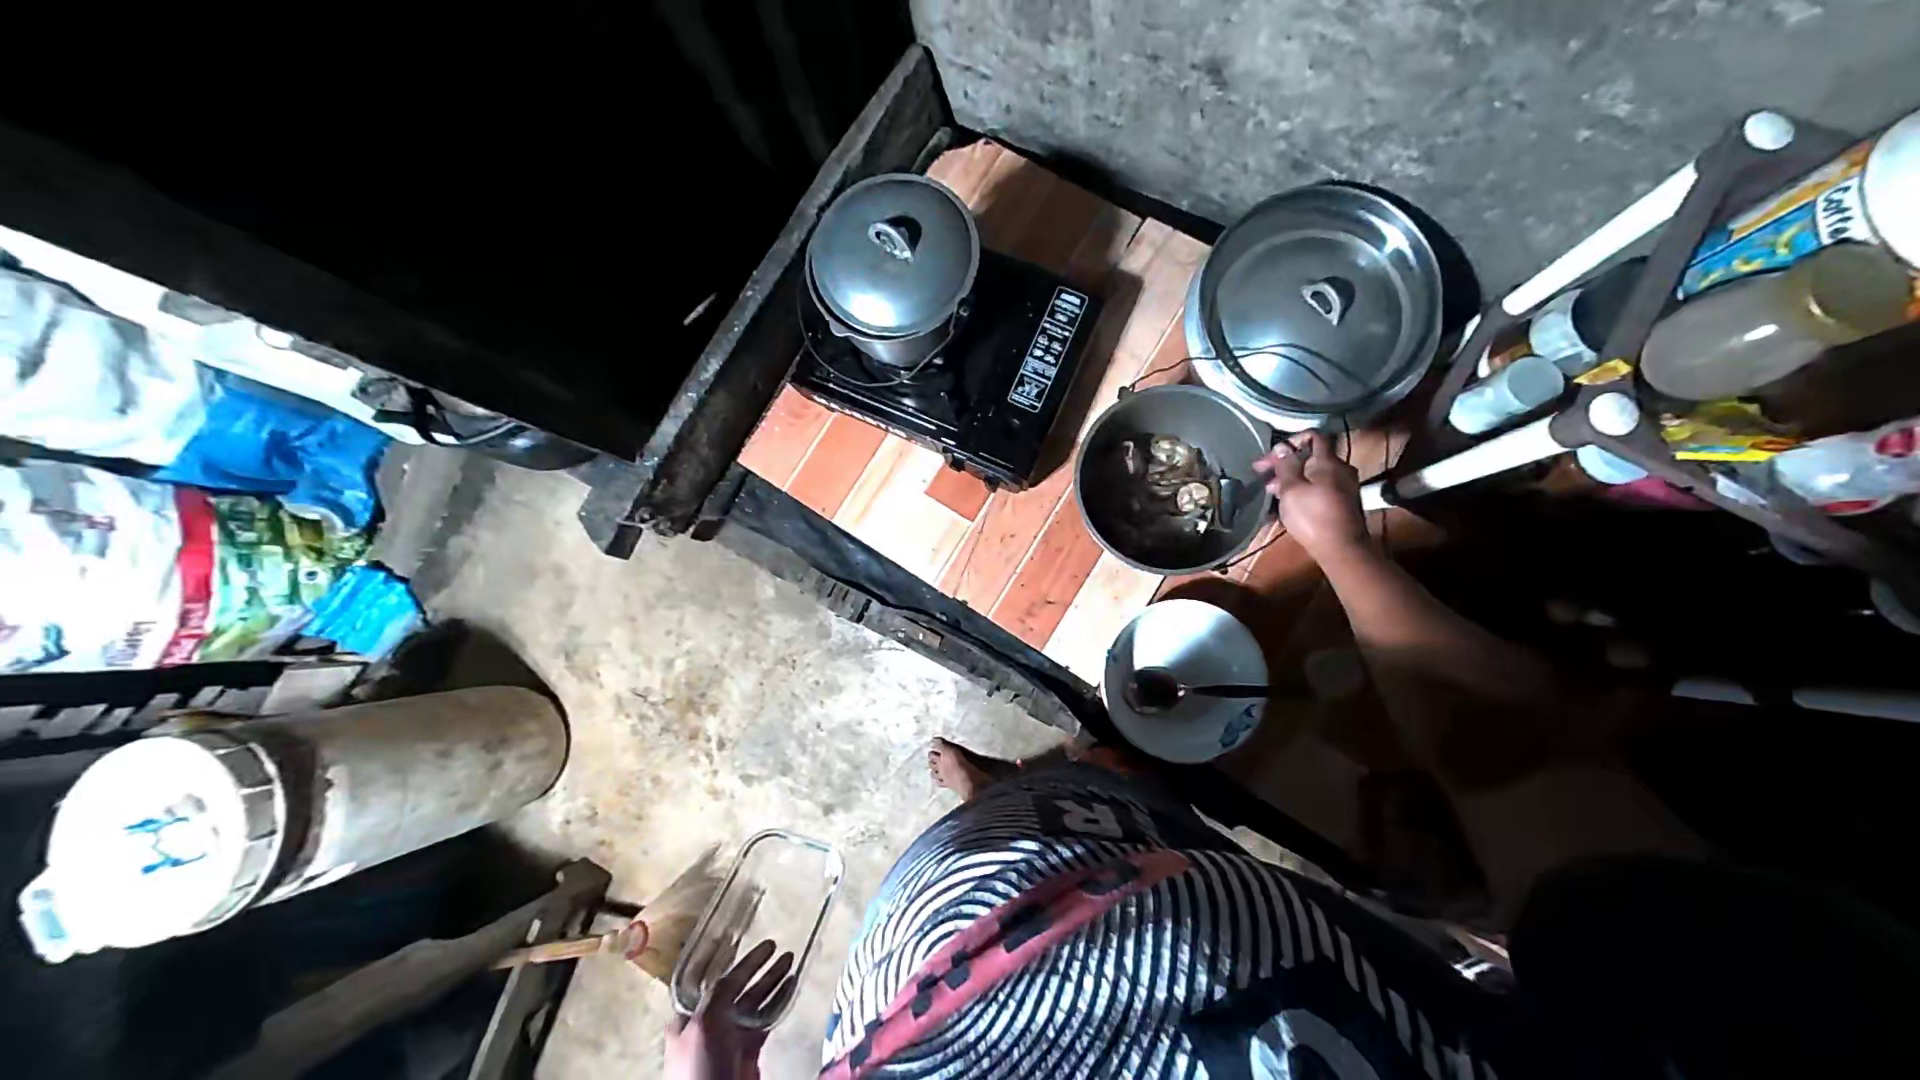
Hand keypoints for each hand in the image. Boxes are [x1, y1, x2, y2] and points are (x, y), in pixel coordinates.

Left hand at [665, 939, 795, 1079]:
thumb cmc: (700, 1069)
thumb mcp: (704, 1026)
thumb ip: (717, 995)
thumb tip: (733, 971)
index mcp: (689, 1017)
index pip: (709, 978)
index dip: (727, 958)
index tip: (745, 939)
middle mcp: (709, 1023)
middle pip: (736, 986)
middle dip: (756, 965)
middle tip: (775, 945)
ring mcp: (730, 1037)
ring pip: (754, 999)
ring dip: (772, 978)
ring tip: (789, 958)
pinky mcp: (749, 1050)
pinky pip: (766, 1018)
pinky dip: (779, 1000)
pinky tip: (791, 984)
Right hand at [1253, 431, 1367, 562]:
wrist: (1341, 547)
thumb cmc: (1312, 516)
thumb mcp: (1291, 489)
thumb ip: (1285, 465)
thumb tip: (1281, 446)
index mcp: (1327, 461)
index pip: (1313, 436)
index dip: (1290, 440)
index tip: (1272, 455)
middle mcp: (1340, 468)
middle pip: (1310, 456)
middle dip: (1285, 463)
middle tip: (1263, 474)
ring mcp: (1344, 485)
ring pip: (1314, 472)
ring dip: (1291, 477)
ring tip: (1272, 492)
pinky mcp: (1343, 500)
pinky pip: (1320, 485)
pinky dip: (1303, 488)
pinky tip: (1289, 501)